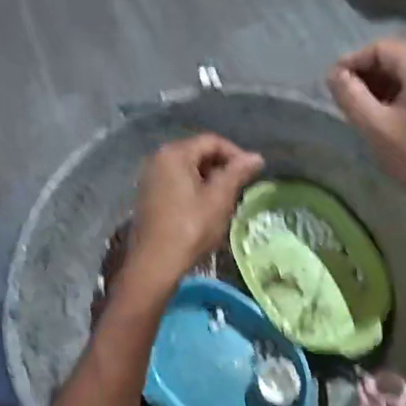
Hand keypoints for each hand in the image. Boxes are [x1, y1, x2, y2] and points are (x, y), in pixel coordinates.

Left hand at [126, 135, 264, 284]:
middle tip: (240, 187)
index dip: (235, 154)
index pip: (212, 141)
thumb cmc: (190, 228)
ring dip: (209, 179)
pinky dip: (194, 188)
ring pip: (188, 168)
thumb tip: (256, 157)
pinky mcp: (148, 195)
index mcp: (174, 153)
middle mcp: (158, 158)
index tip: (252, 173)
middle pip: (198, 152)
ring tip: (226, 199)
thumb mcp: (219, 199)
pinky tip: (205, 208)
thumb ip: (237, 173)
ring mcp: (150, 177)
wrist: (154, 263)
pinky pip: (176, 181)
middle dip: (222, 166)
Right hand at [326, 40, 405, 222]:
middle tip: (348, 99)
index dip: (352, 62)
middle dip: (370, 75)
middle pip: (400, 58)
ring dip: (388, 85)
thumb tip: (334, 74)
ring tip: (367, 109)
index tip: (333, 83)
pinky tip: (394, 115)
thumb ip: (350, 96)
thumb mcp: (377, 129)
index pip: (381, 48)